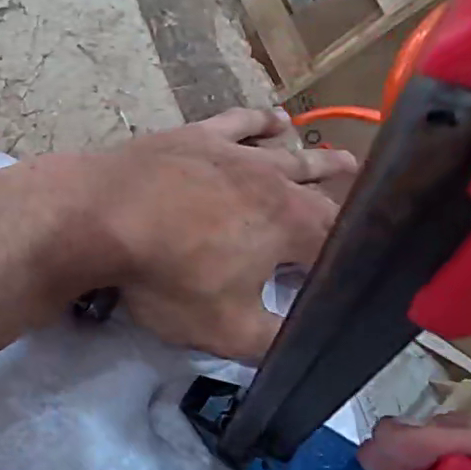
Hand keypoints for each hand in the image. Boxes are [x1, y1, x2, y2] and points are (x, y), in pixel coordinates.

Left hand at [89, 108, 357, 360]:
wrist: (102, 216)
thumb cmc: (168, 276)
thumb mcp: (226, 331)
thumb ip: (274, 344)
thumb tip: (305, 349)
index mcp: (291, 227)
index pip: (336, 243)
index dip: (349, 258)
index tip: (358, 267)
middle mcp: (275, 182)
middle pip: (320, 193)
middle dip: (346, 203)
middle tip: (368, 201)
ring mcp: (236, 153)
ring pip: (289, 154)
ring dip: (318, 159)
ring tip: (344, 158)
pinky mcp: (200, 135)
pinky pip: (240, 123)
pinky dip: (261, 121)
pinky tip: (275, 119)